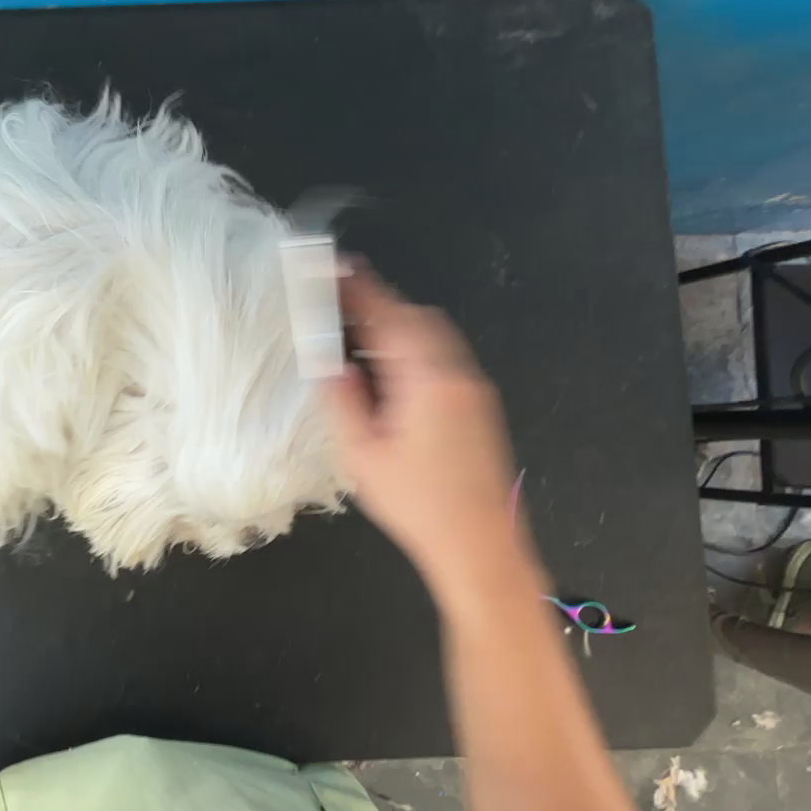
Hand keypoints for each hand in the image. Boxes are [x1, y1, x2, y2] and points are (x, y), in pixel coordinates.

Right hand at [322, 261, 530, 586]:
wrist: (479, 543)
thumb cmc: (415, 501)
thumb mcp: (361, 453)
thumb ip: (342, 400)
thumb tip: (331, 364)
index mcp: (428, 381)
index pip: (390, 318)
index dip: (360, 289)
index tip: (334, 267)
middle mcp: (458, 376)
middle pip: (418, 320)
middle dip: (378, 303)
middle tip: (339, 301)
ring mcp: (473, 391)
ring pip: (432, 338)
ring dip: (395, 326)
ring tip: (356, 333)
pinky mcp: (477, 407)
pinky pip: (441, 358)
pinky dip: (410, 347)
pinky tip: (386, 370)